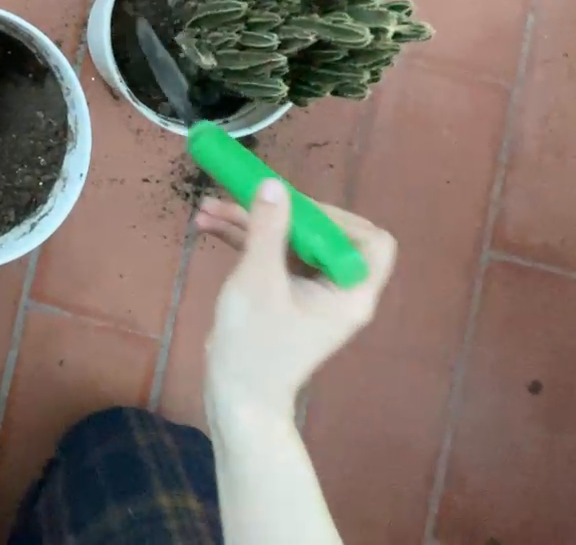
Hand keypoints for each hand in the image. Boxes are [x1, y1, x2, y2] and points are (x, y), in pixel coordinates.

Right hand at [194, 181, 396, 421]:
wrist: (236, 392)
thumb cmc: (256, 340)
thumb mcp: (258, 279)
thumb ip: (266, 229)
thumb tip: (273, 183)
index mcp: (349, 292)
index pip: (370, 242)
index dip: (338, 218)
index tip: (296, 208)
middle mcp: (335, 289)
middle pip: (319, 234)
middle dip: (275, 212)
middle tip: (240, 196)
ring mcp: (307, 292)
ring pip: (286, 241)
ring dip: (247, 222)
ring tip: (205, 208)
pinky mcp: (282, 294)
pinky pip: (269, 255)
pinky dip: (241, 239)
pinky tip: (207, 226)